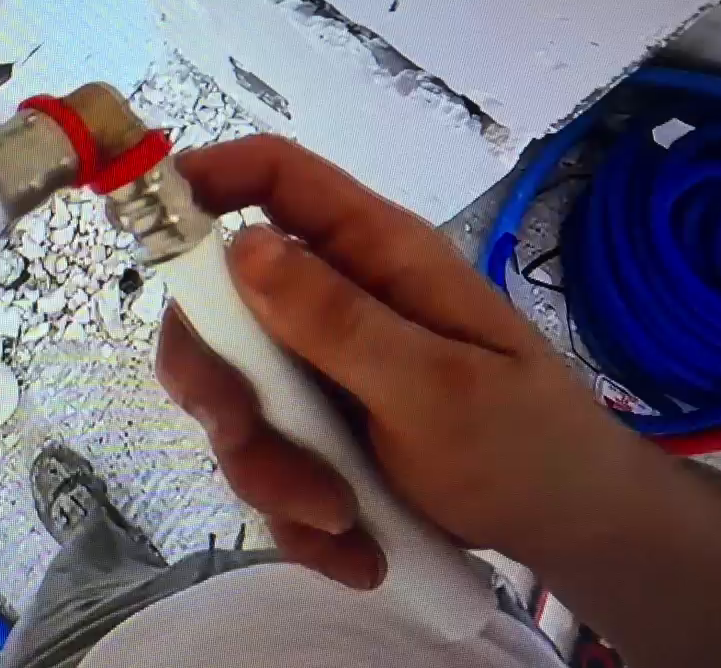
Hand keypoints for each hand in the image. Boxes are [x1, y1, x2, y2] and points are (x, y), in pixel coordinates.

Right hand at [156, 136, 669, 582]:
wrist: (569, 530)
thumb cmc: (530, 443)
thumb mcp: (442, 388)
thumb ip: (340, 321)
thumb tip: (238, 247)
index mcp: (368, 251)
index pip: (274, 175)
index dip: (207, 175)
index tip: (150, 215)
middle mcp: (323, 293)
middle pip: (217, 300)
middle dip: (216, 378)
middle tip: (242, 434)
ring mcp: (307, 358)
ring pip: (226, 389)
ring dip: (263, 465)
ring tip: (337, 519)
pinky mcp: (303, 418)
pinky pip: (254, 451)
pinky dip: (288, 509)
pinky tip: (351, 545)